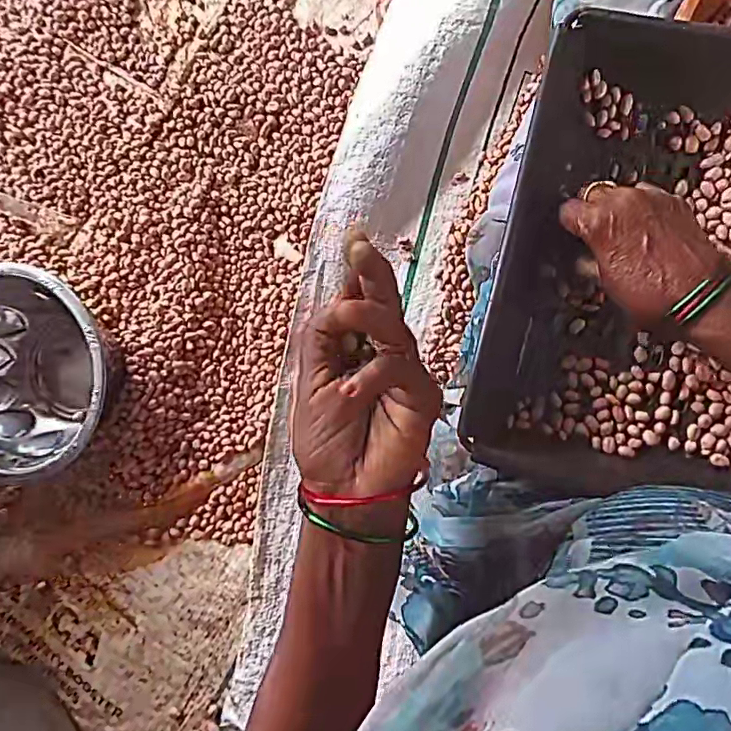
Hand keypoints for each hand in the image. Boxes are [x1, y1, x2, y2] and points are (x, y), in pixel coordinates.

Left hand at [291, 231, 441, 507]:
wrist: (343, 489)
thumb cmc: (325, 440)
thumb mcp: (310, 383)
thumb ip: (322, 342)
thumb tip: (333, 302)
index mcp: (355, 349)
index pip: (360, 304)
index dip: (358, 274)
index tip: (353, 241)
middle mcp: (384, 354)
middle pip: (384, 305)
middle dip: (373, 272)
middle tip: (360, 246)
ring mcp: (405, 372)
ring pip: (393, 326)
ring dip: (365, 313)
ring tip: (342, 315)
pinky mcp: (420, 394)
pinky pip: (398, 367)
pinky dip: (371, 374)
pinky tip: (350, 392)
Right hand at [560, 182, 730, 327]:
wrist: (699, 298)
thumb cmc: (654, 295)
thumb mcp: (605, 281)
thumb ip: (590, 256)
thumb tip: (584, 254)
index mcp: (600, 221)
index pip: (569, 210)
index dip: (571, 225)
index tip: (576, 233)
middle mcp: (624, 201)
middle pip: (595, 195)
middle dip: (596, 215)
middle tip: (604, 240)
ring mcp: (651, 198)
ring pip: (623, 194)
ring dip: (621, 211)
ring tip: (629, 238)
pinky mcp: (674, 201)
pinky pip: (649, 198)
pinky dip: (646, 212)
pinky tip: (649, 235)